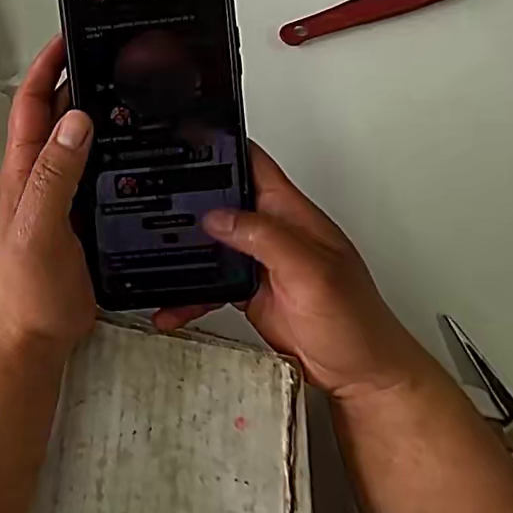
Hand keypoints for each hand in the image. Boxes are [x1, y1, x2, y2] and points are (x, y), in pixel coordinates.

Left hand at [0, 37, 96, 353]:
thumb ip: (54, 175)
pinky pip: (96, 168)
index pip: (30, 105)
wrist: (39, 328)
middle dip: (75, 80)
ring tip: (127, 87)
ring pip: (78, 139)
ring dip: (95, 111)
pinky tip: (135, 144)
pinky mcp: (80, 211)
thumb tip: (74, 121)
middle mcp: (40, 174)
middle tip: (107, 55)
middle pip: (56, 115)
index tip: (67, 38)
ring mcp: (60, 192)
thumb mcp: (39, 225)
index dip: (45, 69)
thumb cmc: (29, 284)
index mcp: (23, 170)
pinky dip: (111, 148)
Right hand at [153, 145, 434, 401]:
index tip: (189, 135)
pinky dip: (185, 291)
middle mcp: (272, 232)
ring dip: (179, 247)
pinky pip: (205, 281)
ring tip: (152, 251)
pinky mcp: (244, 287)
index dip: (223, 144)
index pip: (254, 164)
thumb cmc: (357, 325)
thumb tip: (219, 216)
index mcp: (291, 216)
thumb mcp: (312, 274)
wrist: (360, 376)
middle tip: (151, 192)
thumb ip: (267, 239)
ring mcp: (256, 260)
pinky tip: (171, 303)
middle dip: (186, 194)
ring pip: (206, 240)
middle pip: (221, 198)